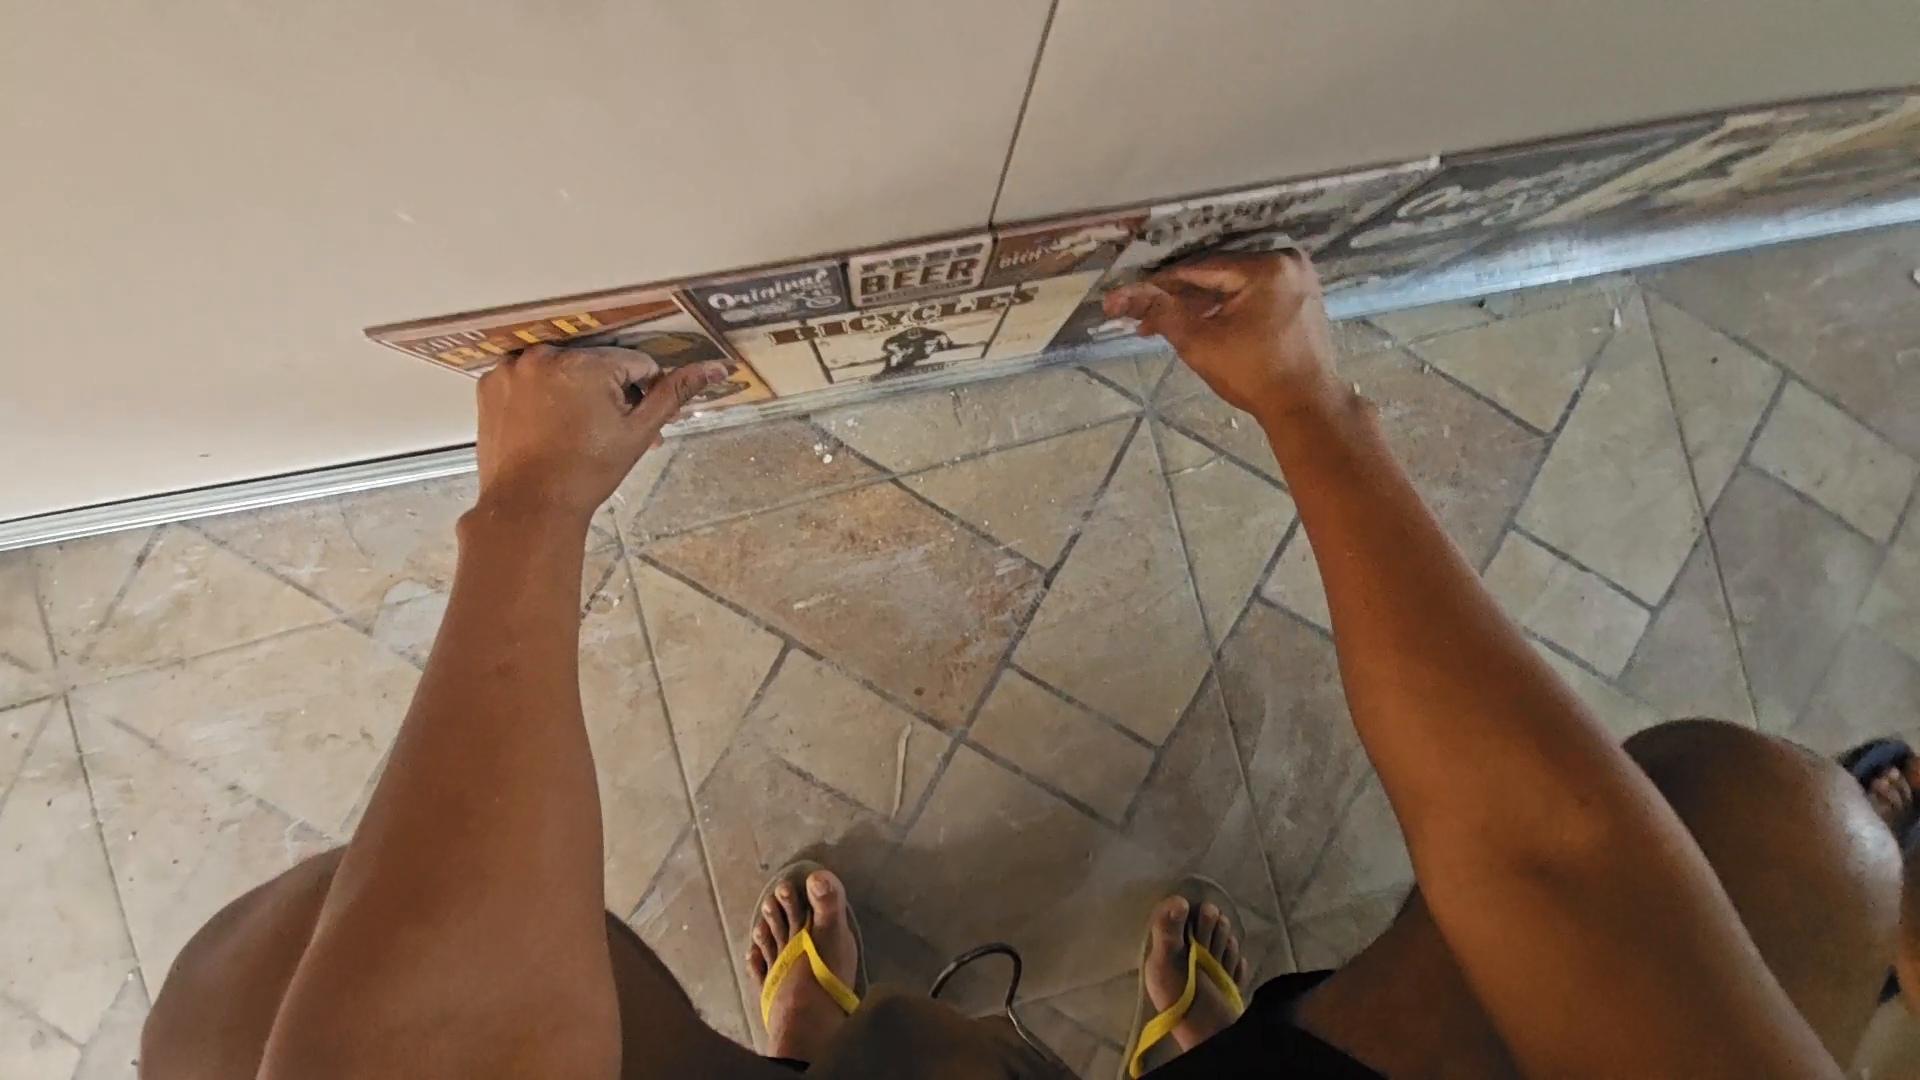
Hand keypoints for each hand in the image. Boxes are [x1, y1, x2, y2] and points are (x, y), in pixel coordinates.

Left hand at [473, 345, 726, 522]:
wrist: (529, 505)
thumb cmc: (588, 472)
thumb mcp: (639, 433)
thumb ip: (673, 393)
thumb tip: (715, 368)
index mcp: (586, 364)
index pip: (636, 364)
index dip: (643, 394)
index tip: (633, 424)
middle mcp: (546, 355)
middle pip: (597, 364)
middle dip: (610, 393)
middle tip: (610, 432)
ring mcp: (513, 368)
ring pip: (564, 369)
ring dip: (577, 391)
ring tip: (578, 431)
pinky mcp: (490, 383)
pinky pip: (530, 377)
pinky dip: (543, 395)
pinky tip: (549, 427)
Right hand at [1103, 252, 1339, 416]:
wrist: (1304, 406)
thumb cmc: (1252, 374)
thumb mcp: (1199, 342)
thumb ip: (1161, 314)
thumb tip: (1121, 297)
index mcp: (1265, 266)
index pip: (1199, 269)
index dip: (1160, 286)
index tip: (1130, 299)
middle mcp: (1286, 262)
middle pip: (1217, 277)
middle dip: (1179, 300)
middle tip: (1145, 320)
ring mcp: (1298, 281)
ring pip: (1234, 288)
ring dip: (1200, 307)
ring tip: (1167, 327)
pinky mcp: (1301, 301)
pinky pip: (1253, 298)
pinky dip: (1226, 311)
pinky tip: (1201, 326)